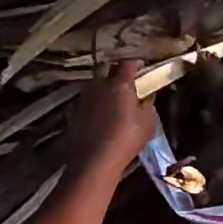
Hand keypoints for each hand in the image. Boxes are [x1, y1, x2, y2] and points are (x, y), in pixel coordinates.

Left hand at [69, 61, 156, 176]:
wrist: (94, 160)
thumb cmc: (126, 138)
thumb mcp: (147, 122)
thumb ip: (148, 105)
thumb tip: (145, 99)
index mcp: (119, 84)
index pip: (127, 63)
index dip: (136, 63)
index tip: (142, 68)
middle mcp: (99, 85)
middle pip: (108, 71)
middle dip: (118, 74)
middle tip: (127, 85)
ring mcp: (84, 97)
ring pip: (96, 86)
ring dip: (105, 90)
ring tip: (114, 102)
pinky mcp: (75, 111)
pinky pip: (88, 101)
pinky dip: (96, 104)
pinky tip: (101, 117)